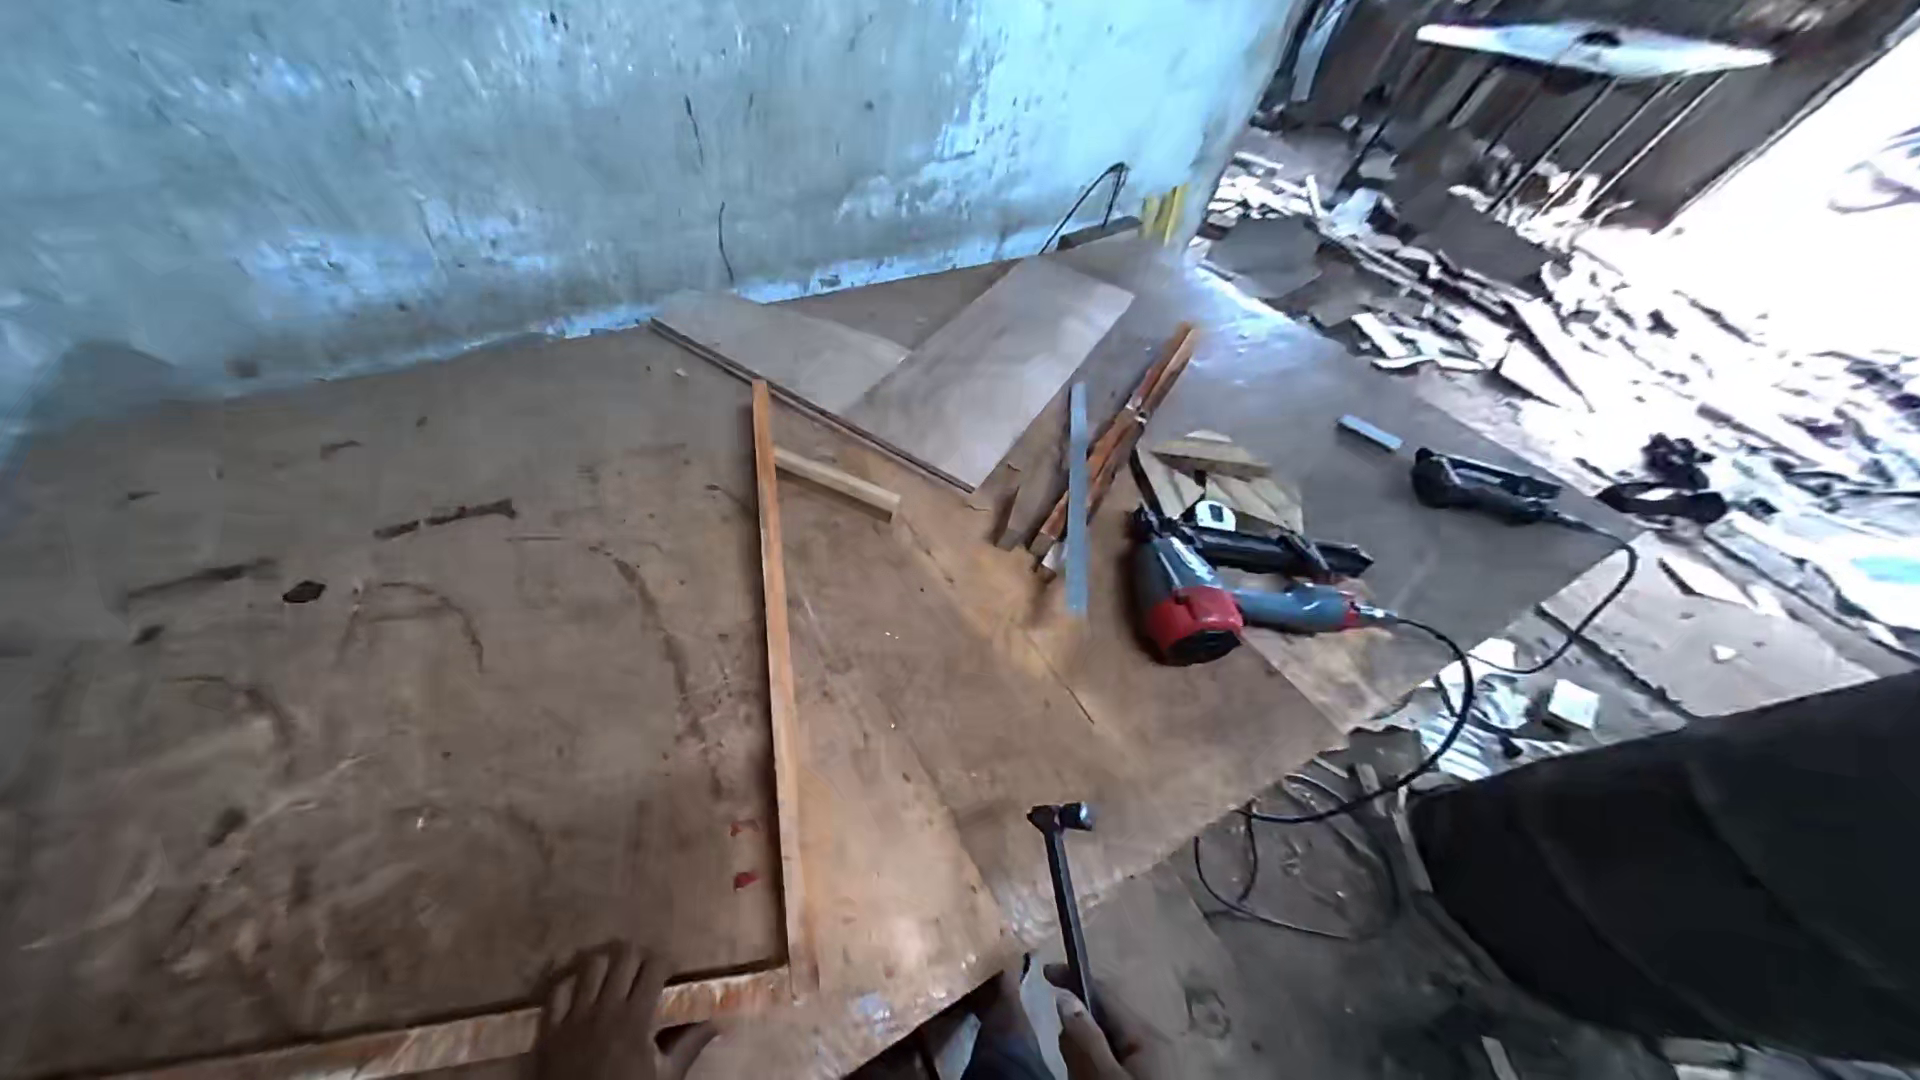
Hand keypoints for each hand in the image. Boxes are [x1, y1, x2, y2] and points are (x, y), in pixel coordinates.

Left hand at [537, 942, 717, 1079]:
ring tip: (614, 975)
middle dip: (639, 957)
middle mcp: (605, 1009)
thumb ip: (690, 1045)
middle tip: (644, 970)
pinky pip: (557, 992)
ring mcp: (573, 1019)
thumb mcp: (664, 1079)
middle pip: (625, 956)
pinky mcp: (548, 1033)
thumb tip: (721, 1021)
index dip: (666, 961)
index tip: (670, 972)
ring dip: (606, 964)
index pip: (655, 965)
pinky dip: (570, 985)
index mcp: (635, 1018)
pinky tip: (581, 992)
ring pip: (591, 965)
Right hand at [1044, 963, 1161, 1079]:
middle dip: (1078, 1025)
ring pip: (1105, 1041)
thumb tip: (1064, 995)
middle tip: (1063, 1048)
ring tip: (1078, 1071)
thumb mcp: (1104, 1077)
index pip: (1103, 991)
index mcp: (1146, 1031)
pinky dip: (1096, 1065)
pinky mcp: (1147, 1077)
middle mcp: (1152, 1039)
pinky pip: (1114, 1061)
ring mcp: (1152, 1063)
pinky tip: (1090, 1076)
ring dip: (1086, 1050)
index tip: (1045, 971)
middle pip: (1102, 1017)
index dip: (1072, 977)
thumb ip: (1085, 1037)